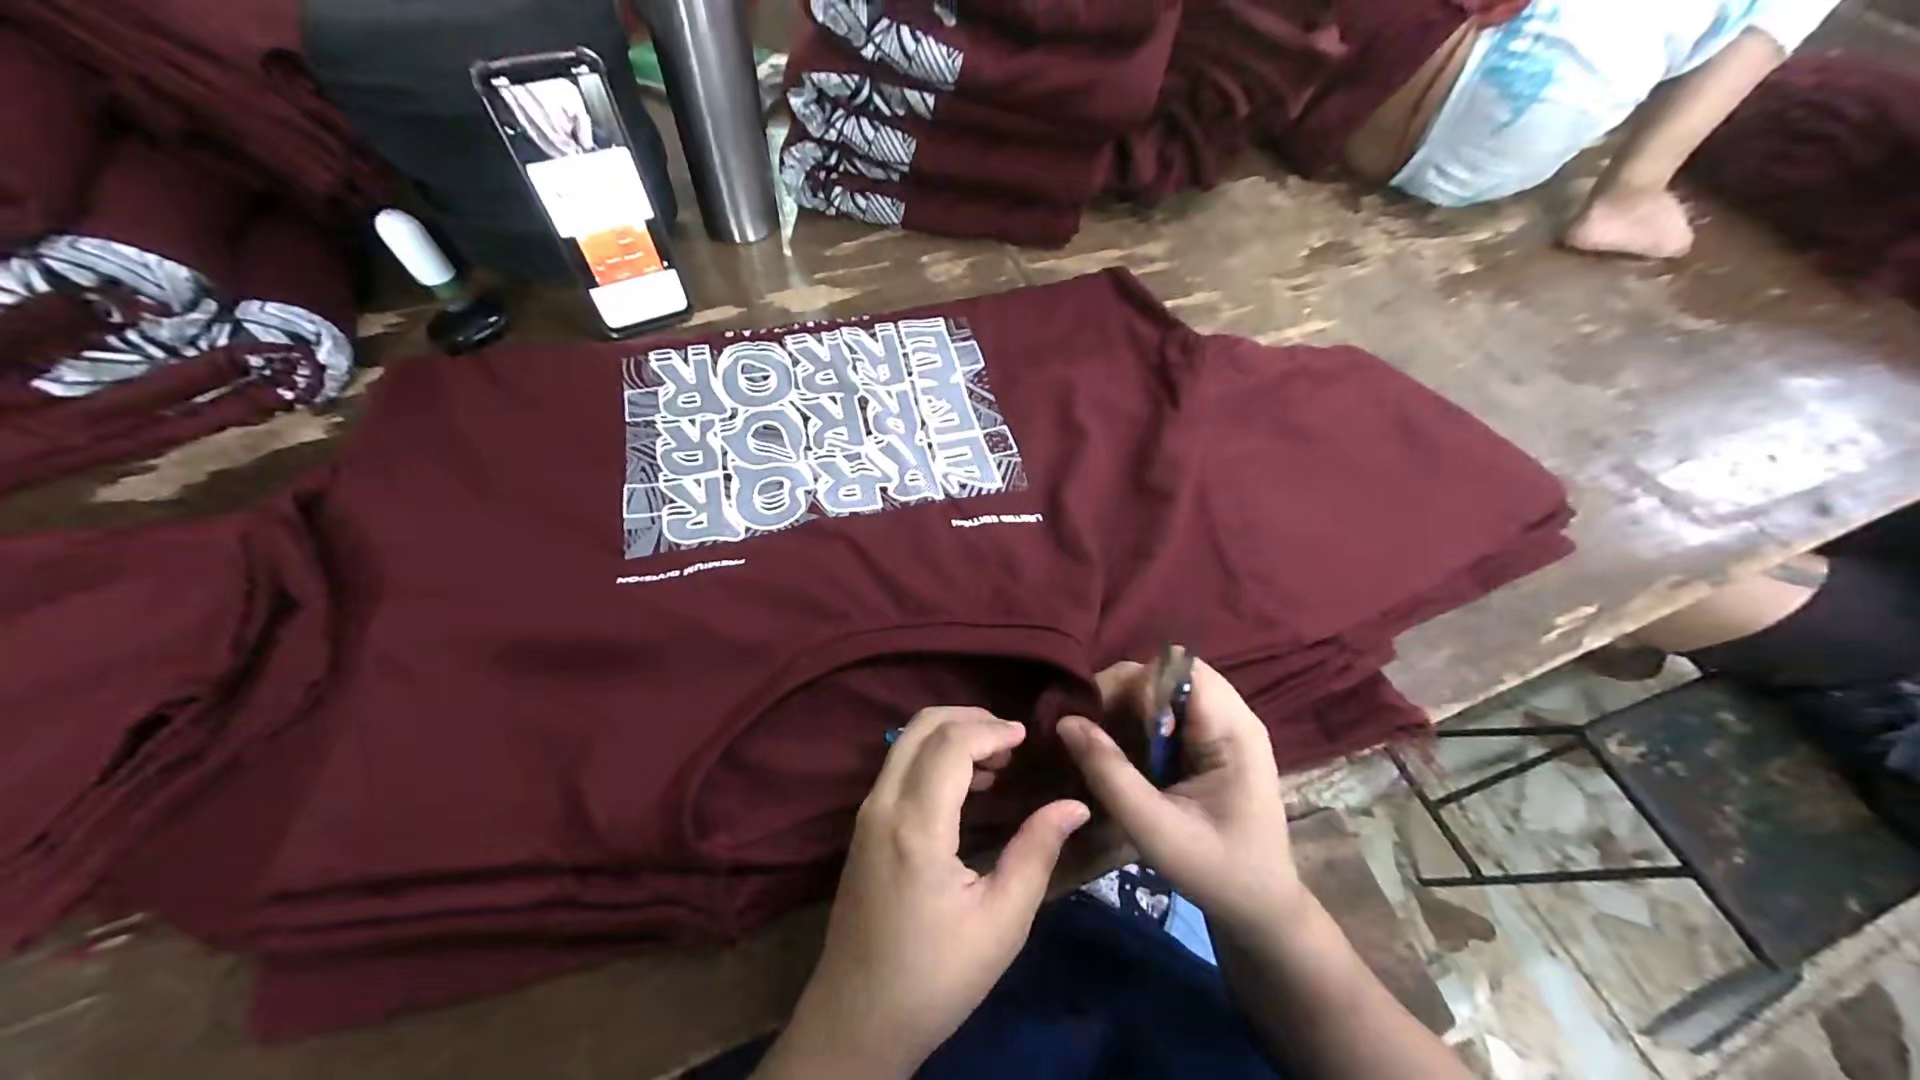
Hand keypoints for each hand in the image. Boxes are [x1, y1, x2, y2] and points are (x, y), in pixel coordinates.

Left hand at [759, 707, 1090, 1079]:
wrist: (858, 1019)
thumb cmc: (936, 976)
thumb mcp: (1001, 922)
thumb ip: (1037, 852)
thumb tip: (1074, 805)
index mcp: (916, 826)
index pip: (951, 744)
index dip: (992, 729)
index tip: (1028, 737)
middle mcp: (883, 805)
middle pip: (921, 727)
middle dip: (970, 719)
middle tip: (1013, 739)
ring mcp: (866, 814)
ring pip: (905, 742)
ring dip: (951, 736)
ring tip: (998, 761)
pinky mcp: (863, 827)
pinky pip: (899, 768)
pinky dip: (933, 756)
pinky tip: (967, 785)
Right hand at [1057, 659, 1306, 933]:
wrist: (1261, 906)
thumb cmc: (1215, 871)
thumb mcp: (1155, 829)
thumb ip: (1110, 773)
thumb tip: (1065, 721)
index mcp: (1232, 731)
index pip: (1178, 669)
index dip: (1134, 685)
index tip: (1101, 721)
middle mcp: (1232, 715)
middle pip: (1169, 671)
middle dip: (1124, 693)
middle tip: (1092, 732)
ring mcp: (1224, 726)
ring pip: (1165, 687)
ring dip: (1128, 707)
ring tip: (1104, 743)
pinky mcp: (1212, 740)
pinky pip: (1169, 709)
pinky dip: (1139, 721)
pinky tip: (1125, 753)